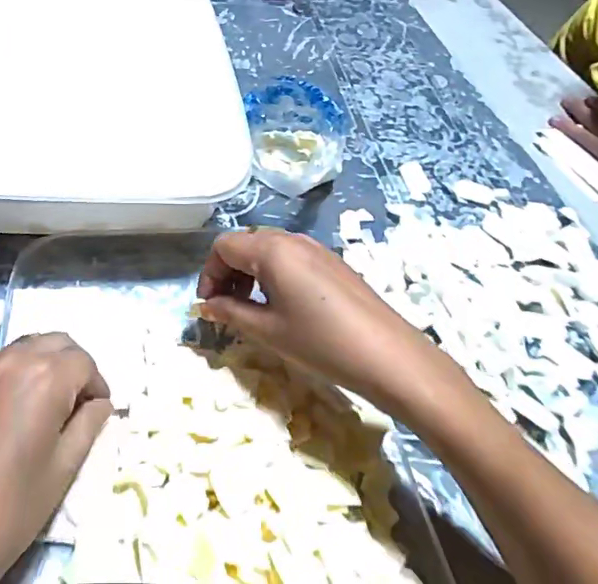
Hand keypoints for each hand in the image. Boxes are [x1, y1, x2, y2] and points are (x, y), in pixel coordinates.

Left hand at [0, 333, 113, 583]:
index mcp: (45, 376)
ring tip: (51, 404)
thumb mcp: (63, 469)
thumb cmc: (11, 506)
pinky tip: (19, 408)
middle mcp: (15, 358)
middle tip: (79, 405)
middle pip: (58, 342)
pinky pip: (4, 359)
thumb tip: (100, 404)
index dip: (97, 386)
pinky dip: (22, 369)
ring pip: (30, 345)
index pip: (85, 362)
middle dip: (76, 367)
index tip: (98, 412)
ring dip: (49, 362)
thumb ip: (88, 426)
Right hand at [194, 229, 471, 421]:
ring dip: (250, 273)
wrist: (391, 358)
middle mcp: (291, 239)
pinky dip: (274, 274)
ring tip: (252, 309)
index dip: (209, 273)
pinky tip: (283, 307)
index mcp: (271, 249)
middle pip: (245, 243)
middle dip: (228, 272)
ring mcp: (315, 248)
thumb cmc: (322, 343)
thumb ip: (231, 312)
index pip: (223, 246)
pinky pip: (290, 257)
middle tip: (226, 308)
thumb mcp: (268, 331)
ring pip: (268, 249)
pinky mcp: (333, 262)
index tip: (209, 305)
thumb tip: (207, 305)